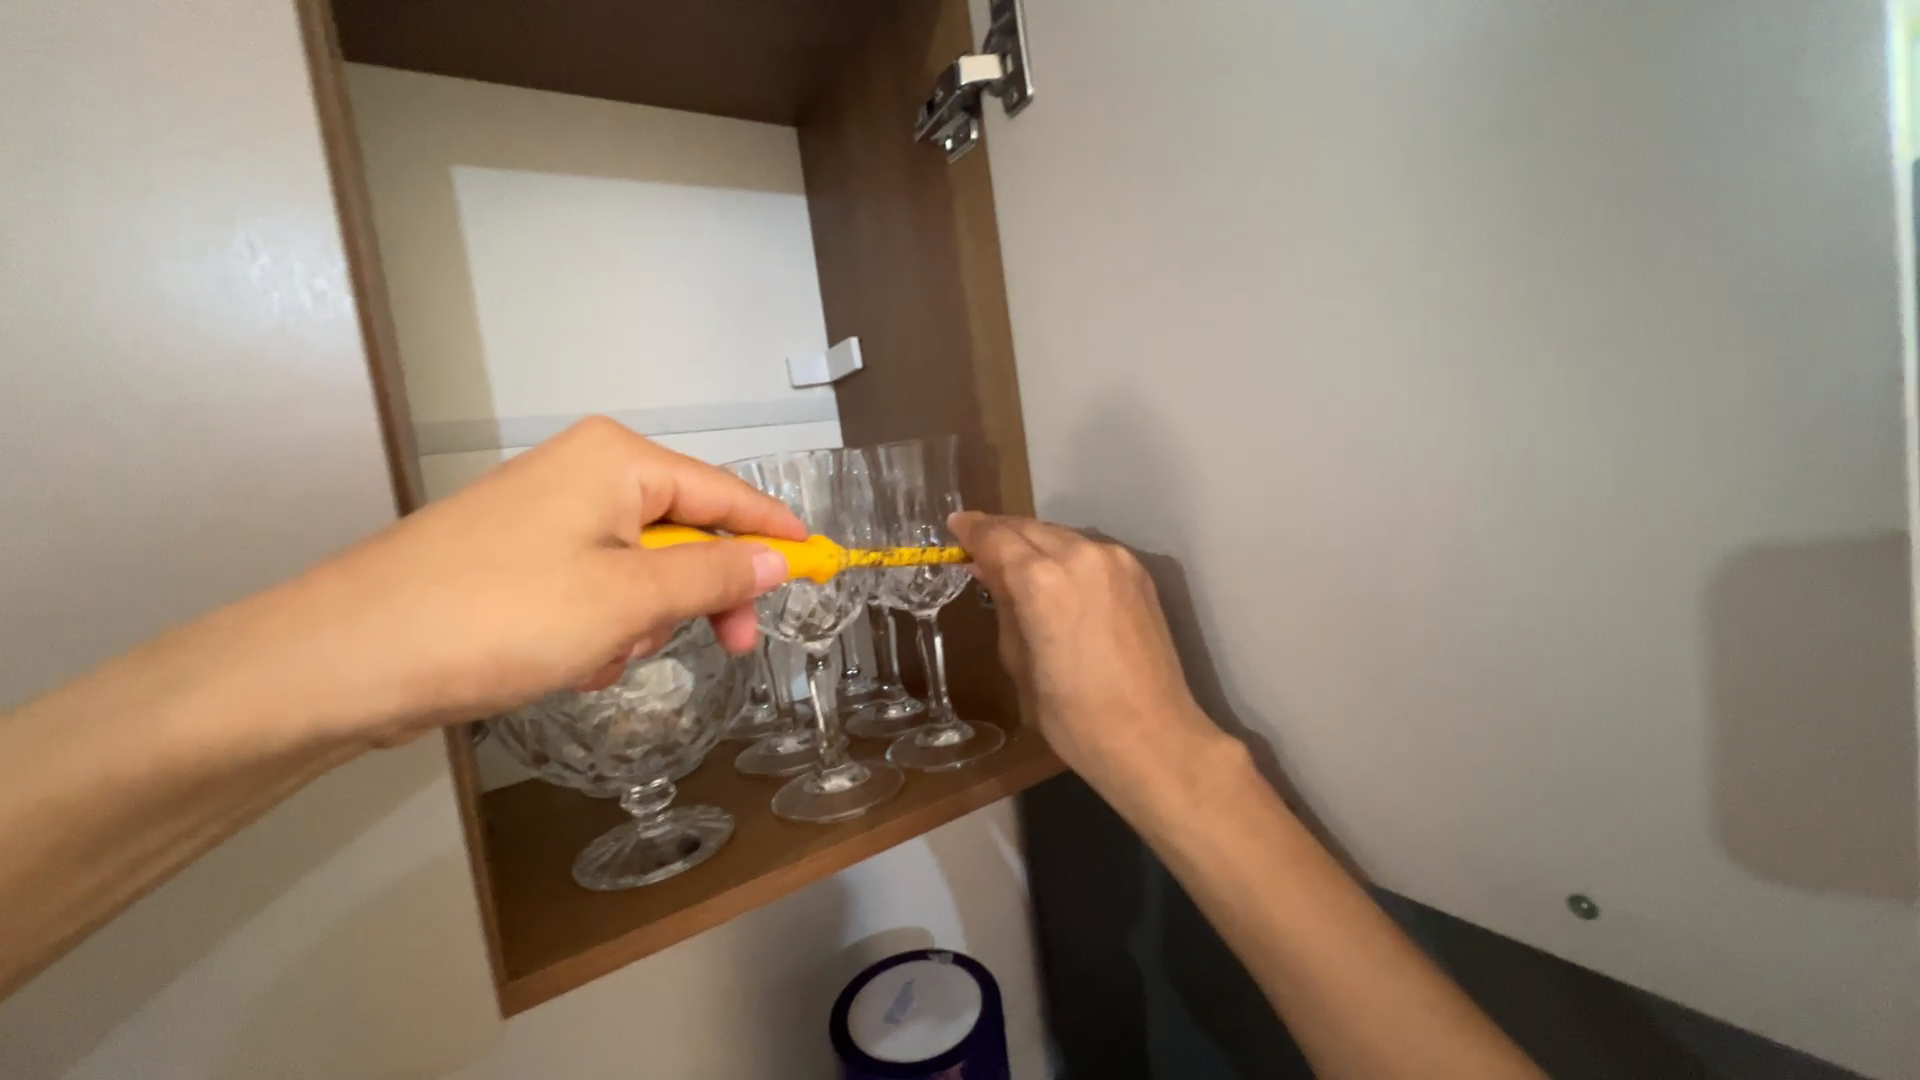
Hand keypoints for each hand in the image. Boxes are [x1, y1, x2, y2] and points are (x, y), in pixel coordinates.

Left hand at [263, 417, 803, 743]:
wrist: (341, 661)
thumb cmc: (499, 616)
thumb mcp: (629, 598)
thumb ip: (716, 577)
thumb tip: (778, 561)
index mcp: (619, 461)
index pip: (726, 494)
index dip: (776, 532)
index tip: (819, 563)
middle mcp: (587, 474)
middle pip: (686, 534)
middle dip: (701, 595)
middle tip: (730, 647)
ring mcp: (550, 516)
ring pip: (644, 570)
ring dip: (644, 621)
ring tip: (606, 658)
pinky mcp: (522, 558)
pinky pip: (599, 587)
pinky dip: (604, 627)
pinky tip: (575, 660)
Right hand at [949, 511, 1226, 795]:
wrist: (1152, 738)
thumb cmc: (1073, 716)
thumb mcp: (1020, 662)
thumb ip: (1004, 605)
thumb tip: (988, 571)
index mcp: (1042, 581)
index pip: (996, 538)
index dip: (971, 529)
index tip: (955, 525)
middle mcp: (1080, 556)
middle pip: (1029, 528)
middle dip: (1001, 533)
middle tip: (977, 544)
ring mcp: (1116, 561)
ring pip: (1061, 536)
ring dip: (1034, 543)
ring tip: (1014, 563)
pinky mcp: (1139, 573)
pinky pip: (1089, 552)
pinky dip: (1065, 556)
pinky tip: (1055, 577)